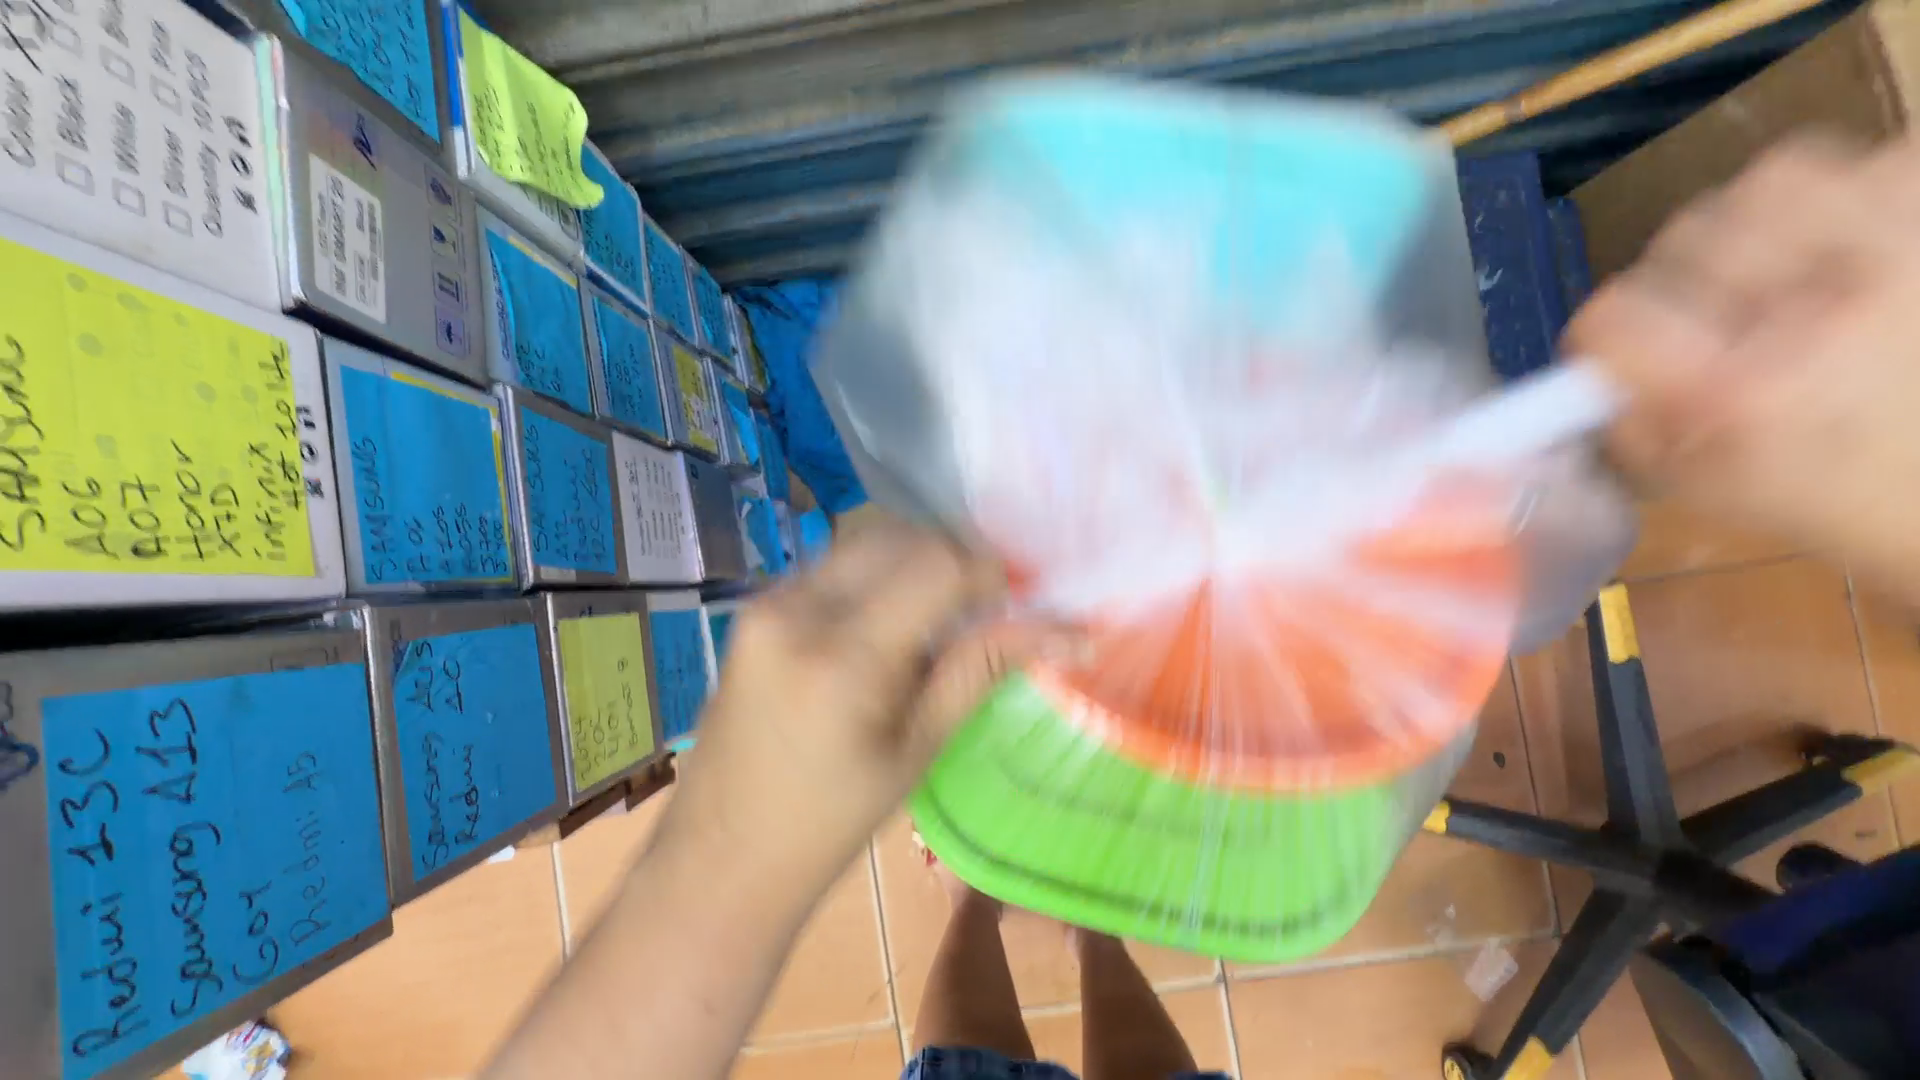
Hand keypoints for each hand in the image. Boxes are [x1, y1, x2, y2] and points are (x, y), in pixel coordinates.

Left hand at [666, 518, 1060, 884]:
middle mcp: (796, 609)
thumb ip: (983, 670)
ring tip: (940, 618)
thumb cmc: (830, 821)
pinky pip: (832, 565)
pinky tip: (890, 625)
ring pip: (865, 542)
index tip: (1020, 599)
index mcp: (841, 658)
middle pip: (901, 538)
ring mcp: (766, 602)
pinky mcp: (755, 607)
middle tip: (986, 605)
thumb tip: (1065, 630)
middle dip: (954, 559)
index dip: (991, 571)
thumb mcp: (919, 749)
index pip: (937, 566)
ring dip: (915, 563)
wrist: (722, 852)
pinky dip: (877, 577)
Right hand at [1567, 134, 1919, 598]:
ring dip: (1757, 223)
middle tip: (1707, 309)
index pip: (1609, 314)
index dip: (1600, 329)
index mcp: (1731, 389)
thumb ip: (1617, 413)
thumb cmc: (1809, 484)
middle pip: (1683, 236)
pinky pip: (1880, 157)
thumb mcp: (1681, 478)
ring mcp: (1894, 252)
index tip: (1613, 344)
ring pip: (1773, 179)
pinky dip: (1855, 191)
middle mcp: (1811, 312)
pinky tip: (1851, 243)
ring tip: (1778, 267)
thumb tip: (1583, 360)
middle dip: (1679, 273)